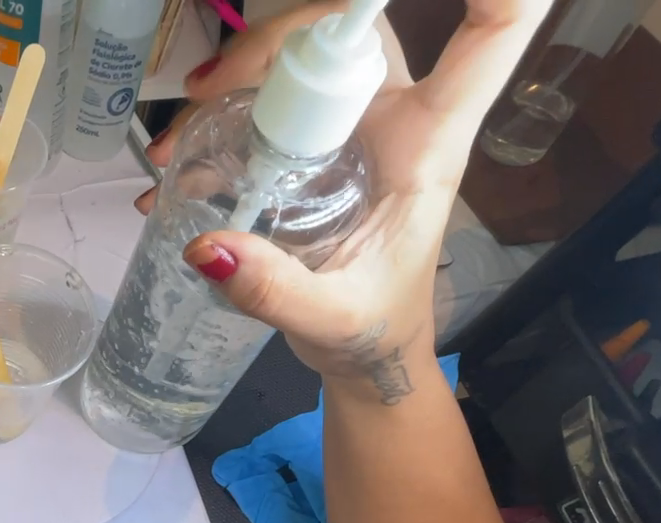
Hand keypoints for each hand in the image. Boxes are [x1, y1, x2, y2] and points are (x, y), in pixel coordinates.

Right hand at [146, 0, 547, 401]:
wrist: (364, 352)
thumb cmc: (372, 328)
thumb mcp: (329, 317)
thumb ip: (273, 290)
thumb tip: (203, 247)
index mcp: (429, 143)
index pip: (491, 28)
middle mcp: (396, 120)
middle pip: (353, 35)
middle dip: (276, 44)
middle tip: (202, 93)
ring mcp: (351, 133)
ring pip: (302, 64)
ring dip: (232, 86)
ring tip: (170, 144)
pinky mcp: (313, 154)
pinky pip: (266, 111)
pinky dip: (215, 128)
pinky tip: (173, 171)